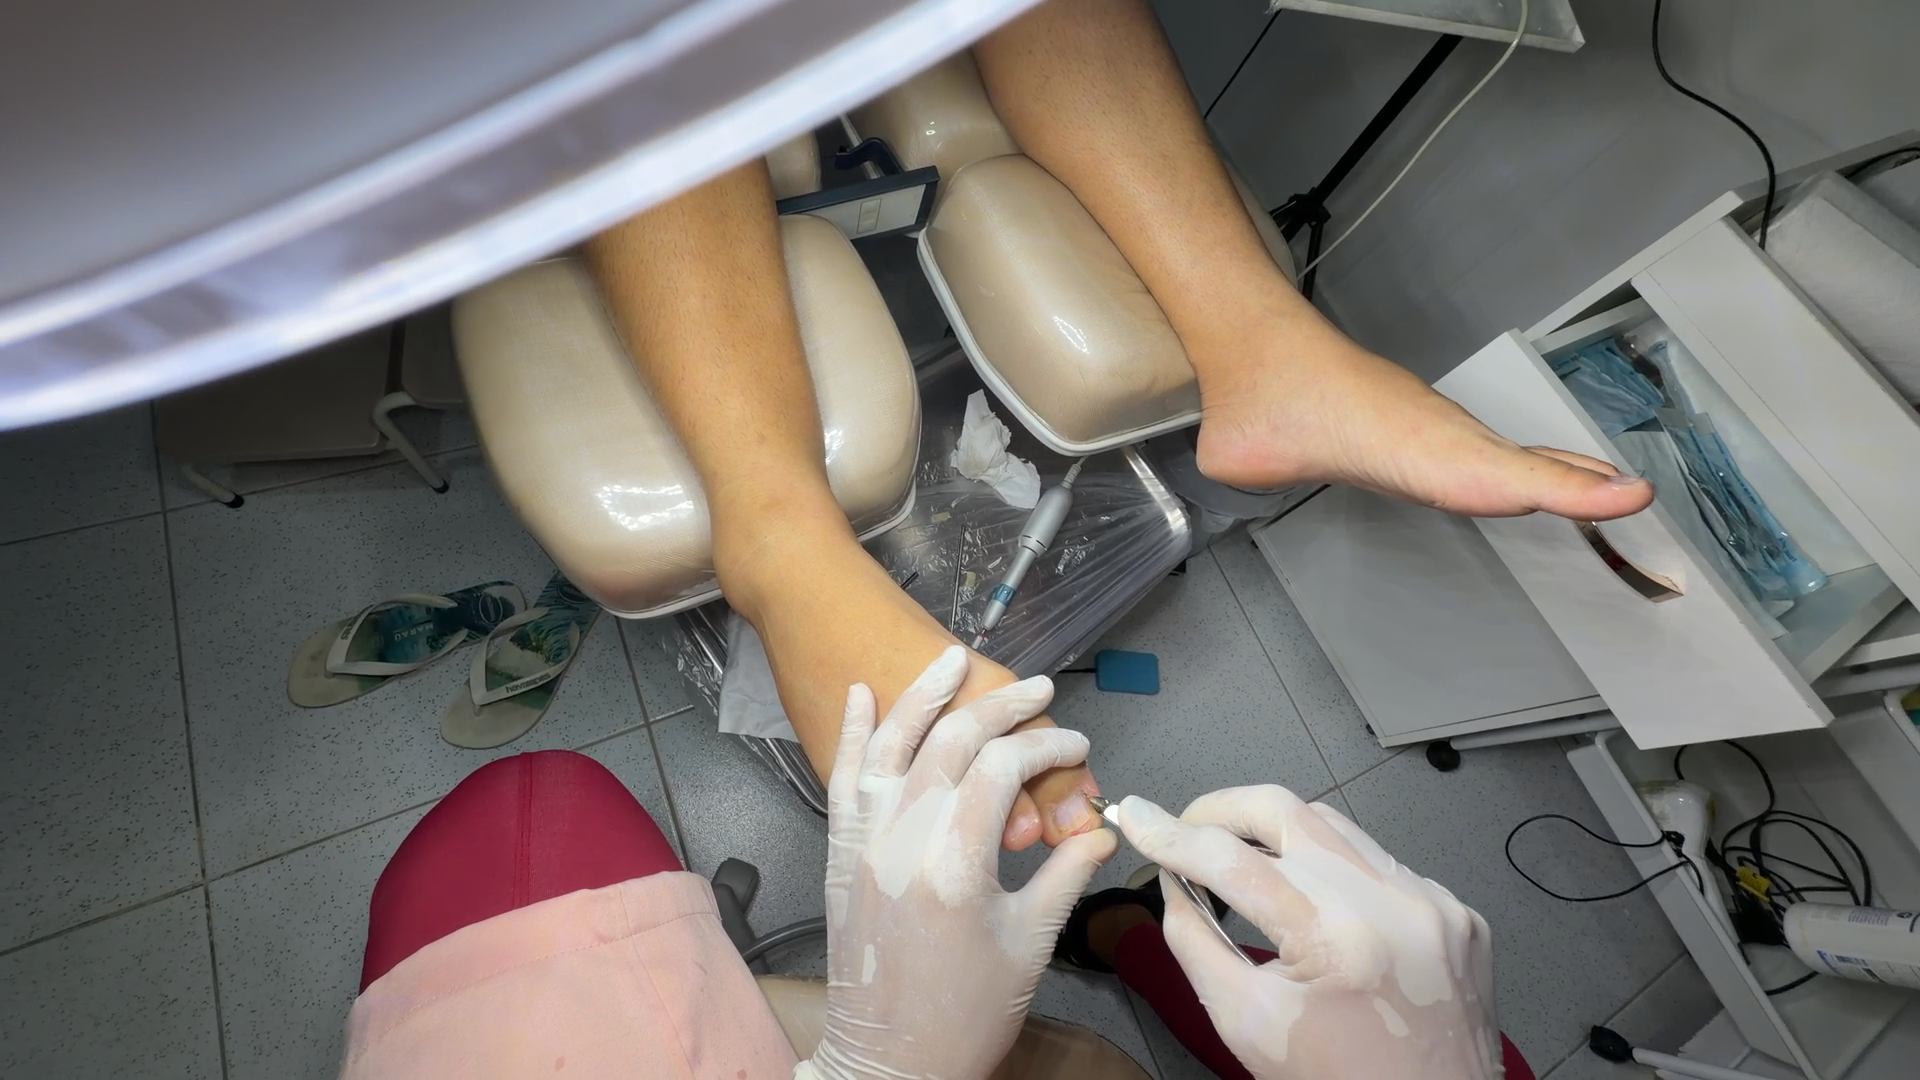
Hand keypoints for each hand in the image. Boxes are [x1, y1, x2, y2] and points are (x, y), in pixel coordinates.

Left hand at [798, 646, 1117, 1079]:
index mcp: (957, 865)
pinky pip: (841, 776)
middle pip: (953, 741)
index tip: (1078, 747)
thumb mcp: (1030, 944)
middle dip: (1002, 706)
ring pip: (892, 743)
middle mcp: (903, 838)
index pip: (1003, 770)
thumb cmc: (967, 1012)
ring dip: (923, 693)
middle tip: (1039, 688)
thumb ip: (1065, 873)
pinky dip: (851, 730)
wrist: (887, 1062)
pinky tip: (860, 691)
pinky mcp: (841, 848)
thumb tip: (1102, 828)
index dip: (1047, 748)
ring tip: (952, 656)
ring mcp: (865, 839)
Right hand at [1116, 787, 1500, 1079]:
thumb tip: (1175, 876)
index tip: (1134, 815)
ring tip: (1245, 862)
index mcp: (1336, 940)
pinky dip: (1326, 865)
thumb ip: (1193, 938)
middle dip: (1219, 809)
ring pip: (1325, 821)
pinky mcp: (1452, 906)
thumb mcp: (1241, 1022)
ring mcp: (1429, 899)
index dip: (1170, 834)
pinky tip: (1316, 901)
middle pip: (1280, 807)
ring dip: (1272, 832)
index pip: (1230, 859)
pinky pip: (1368, 858)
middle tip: (1186, 829)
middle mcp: (1390, 902)